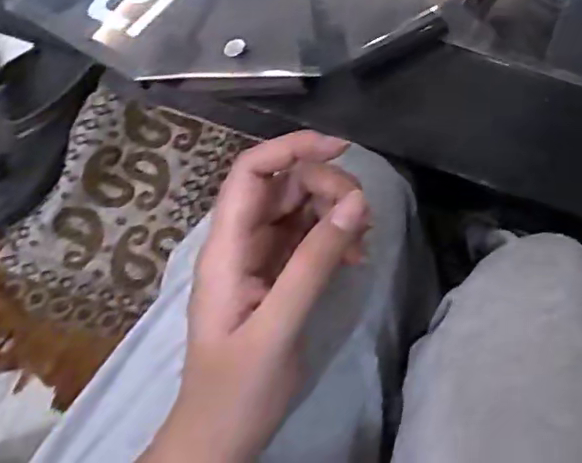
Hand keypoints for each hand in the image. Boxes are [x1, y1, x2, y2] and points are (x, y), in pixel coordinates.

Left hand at [142, 131, 371, 462]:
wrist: (220, 443)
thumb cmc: (236, 390)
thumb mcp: (277, 327)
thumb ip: (314, 262)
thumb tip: (358, 201)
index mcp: (226, 248)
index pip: (251, 171)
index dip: (293, 147)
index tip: (343, 148)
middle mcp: (243, 241)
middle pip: (287, 181)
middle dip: (329, 185)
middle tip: (361, 216)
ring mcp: (263, 255)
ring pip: (304, 202)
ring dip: (338, 208)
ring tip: (361, 241)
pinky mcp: (282, 270)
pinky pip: (314, 229)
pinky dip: (339, 231)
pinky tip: (355, 255)